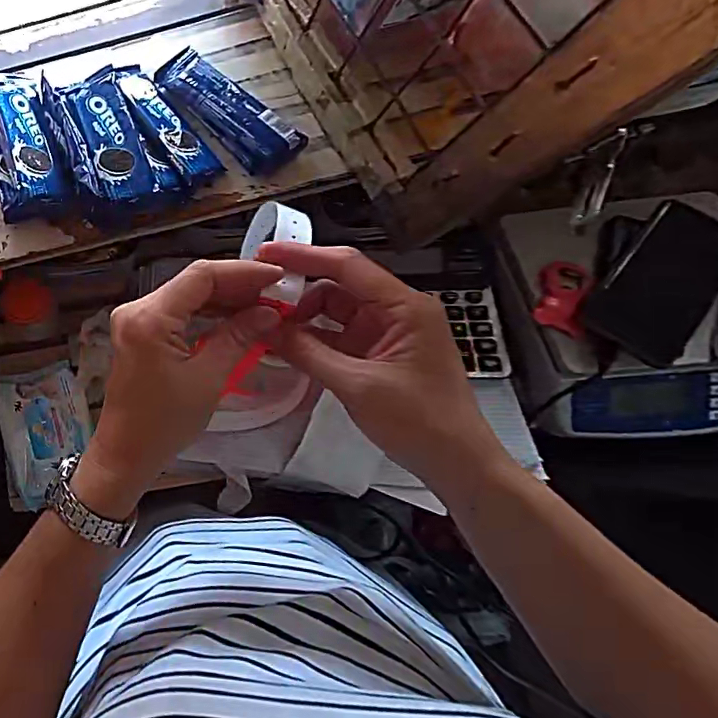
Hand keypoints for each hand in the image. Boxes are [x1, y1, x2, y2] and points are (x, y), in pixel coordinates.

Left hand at [76, 259, 286, 518]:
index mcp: (149, 317)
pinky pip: (178, 312)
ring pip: (187, 296)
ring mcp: (135, 319)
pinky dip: (207, 314)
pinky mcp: (139, 332)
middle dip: (237, 286)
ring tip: (264, 305)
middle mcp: (137, 309)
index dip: (242, 273)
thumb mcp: (209, 379)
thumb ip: (238, 338)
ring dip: (225, 299)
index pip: (201, 276)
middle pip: (193, 283)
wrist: (125, 454)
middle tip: (277, 293)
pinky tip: (236, 318)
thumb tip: (269, 312)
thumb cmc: (164, 424)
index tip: (277, 276)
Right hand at [256, 242, 509, 488]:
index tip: (267, 253)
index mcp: (405, 307)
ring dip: (303, 316)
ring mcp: (387, 332)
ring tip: (268, 325)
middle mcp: (397, 311)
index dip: (304, 256)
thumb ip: (308, 353)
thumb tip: (267, 329)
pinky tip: (287, 345)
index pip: (347, 265)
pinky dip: (312, 338)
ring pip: (335, 310)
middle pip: (338, 284)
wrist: (459, 465)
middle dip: (298, 288)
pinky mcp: (378, 353)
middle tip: (259, 295)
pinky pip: (338, 335)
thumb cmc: (424, 424)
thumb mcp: (358, 386)